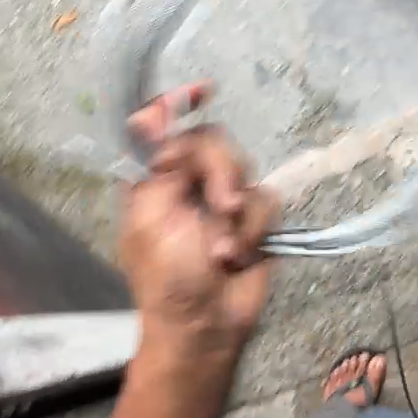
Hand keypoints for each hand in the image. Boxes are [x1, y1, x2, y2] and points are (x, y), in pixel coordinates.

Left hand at [119, 84, 279, 360]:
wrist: (207, 326)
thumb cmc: (168, 279)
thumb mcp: (152, 220)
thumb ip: (157, 165)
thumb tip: (151, 114)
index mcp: (152, 180)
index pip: (161, 127)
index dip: (177, 103)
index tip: (204, 91)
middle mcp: (187, 181)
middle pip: (212, 140)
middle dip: (220, 170)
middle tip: (222, 205)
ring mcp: (222, 199)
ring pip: (243, 168)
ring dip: (237, 212)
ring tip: (224, 249)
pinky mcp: (254, 218)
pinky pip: (266, 200)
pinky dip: (253, 230)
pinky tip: (239, 257)